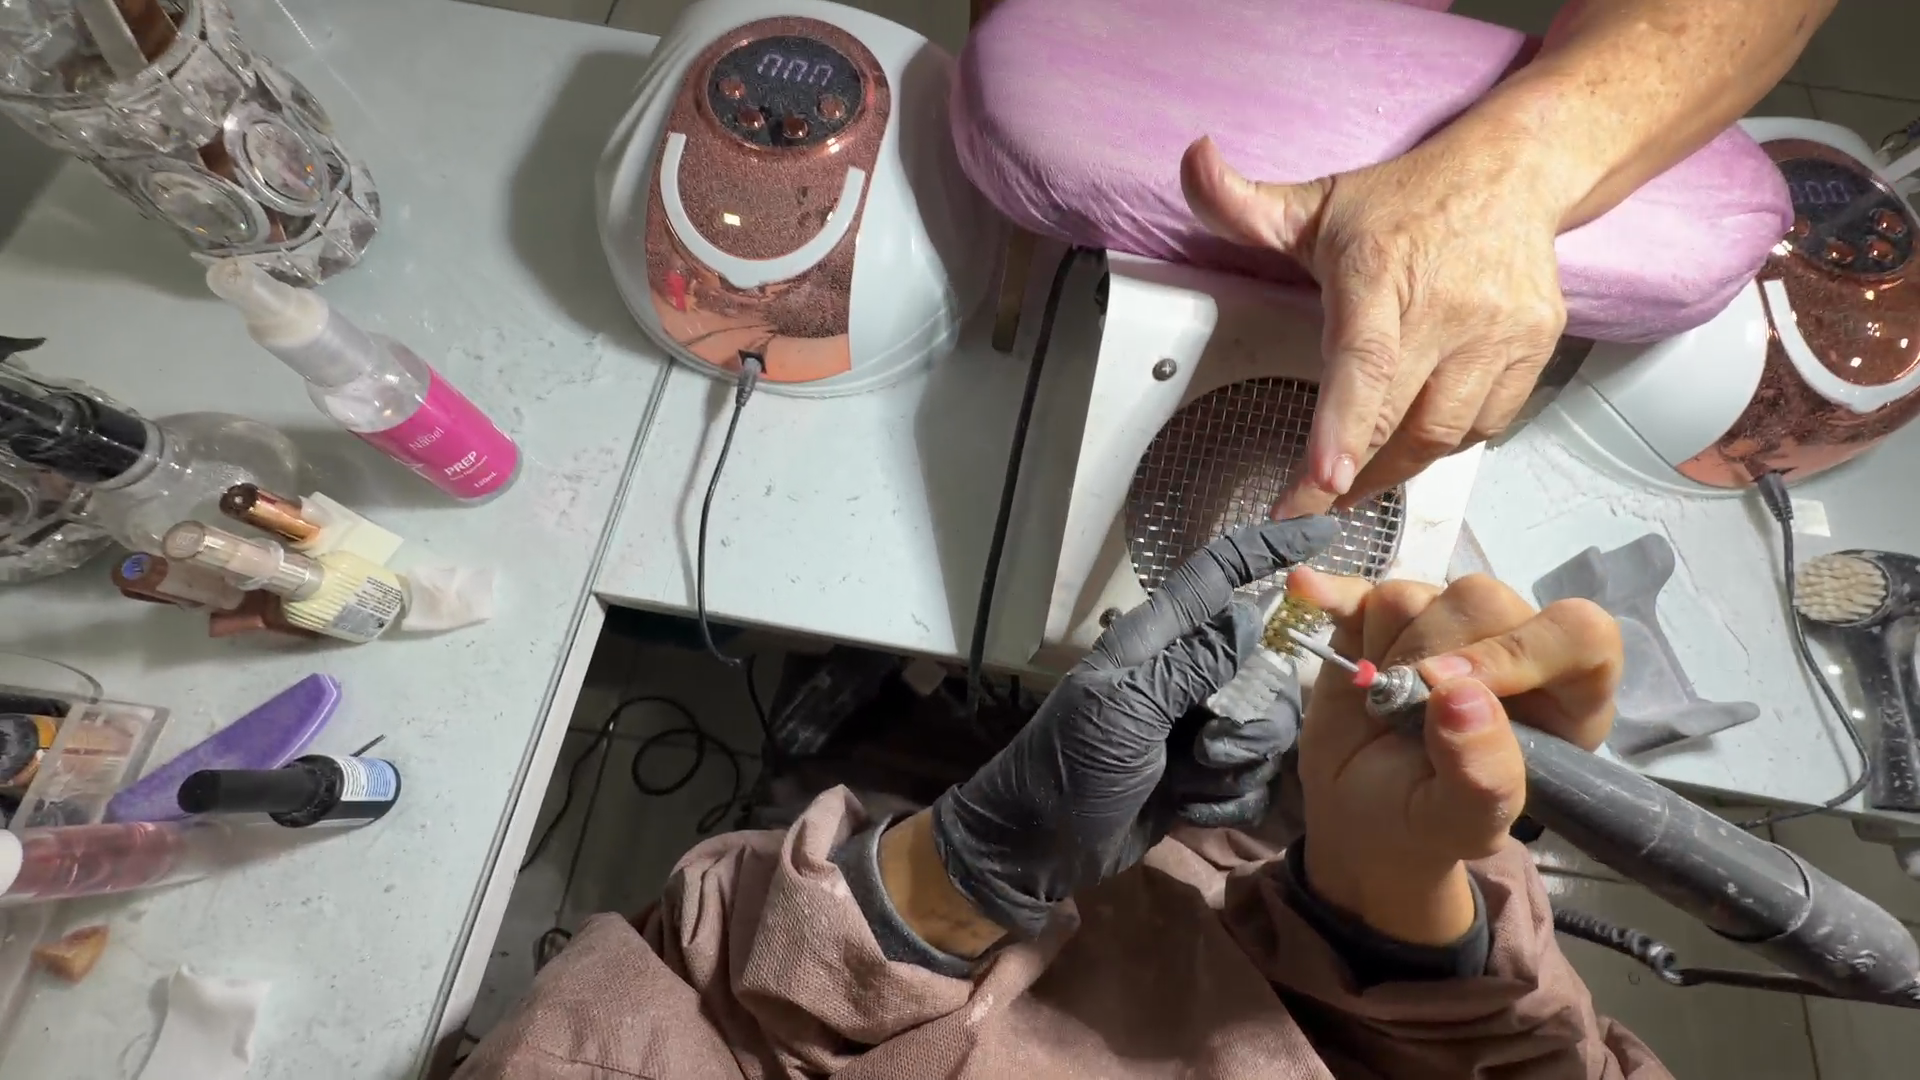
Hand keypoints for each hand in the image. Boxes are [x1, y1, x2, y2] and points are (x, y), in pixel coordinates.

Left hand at [925, 517, 1338, 940]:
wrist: (1039, 846)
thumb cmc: (1068, 769)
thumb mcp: (1124, 711)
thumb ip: (1189, 664)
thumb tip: (1249, 616)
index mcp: (1153, 642)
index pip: (1214, 576)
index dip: (1267, 549)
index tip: (1324, 534)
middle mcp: (1180, 674)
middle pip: (1263, 668)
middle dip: (1251, 717)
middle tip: (1208, 747)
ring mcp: (1193, 724)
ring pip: (1265, 725)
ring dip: (1236, 764)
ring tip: (1188, 781)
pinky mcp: (1202, 773)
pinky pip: (1253, 777)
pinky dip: (1227, 799)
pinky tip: (1188, 809)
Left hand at [1180, 135, 1570, 515]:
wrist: (1519, 172)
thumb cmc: (1407, 202)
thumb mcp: (1316, 203)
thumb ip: (1242, 202)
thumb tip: (1191, 163)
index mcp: (1384, 276)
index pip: (1362, 363)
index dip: (1339, 427)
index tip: (1316, 482)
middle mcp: (1452, 310)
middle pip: (1397, 421)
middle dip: (1346, 478)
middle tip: (1304, 512)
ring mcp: (1502, 334)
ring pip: (1441, 436)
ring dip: (1389, 472)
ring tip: (1348, 486)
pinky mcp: (1535, 351)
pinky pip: (1482, 427)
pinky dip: (1438, 449)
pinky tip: (1406, 446)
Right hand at [1287, 569, 1620, 944]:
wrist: (1354, 811)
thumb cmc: (1422, 820)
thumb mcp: (1463, 822)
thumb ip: (1481, 772)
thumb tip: (1458, 692)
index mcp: (1560, 696)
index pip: (1575, 633)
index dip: (1519, 650)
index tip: (1454, 691)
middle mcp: (1504, 645)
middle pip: (1480, 600)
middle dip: (1428, 653)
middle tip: (1400, 708)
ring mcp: (1433, 627)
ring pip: (1413, 594)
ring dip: (1380, 647)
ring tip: (1373, 698)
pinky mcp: (1373, 620)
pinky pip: (1356, 588)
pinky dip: (1330, 591)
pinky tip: (1305, 590)